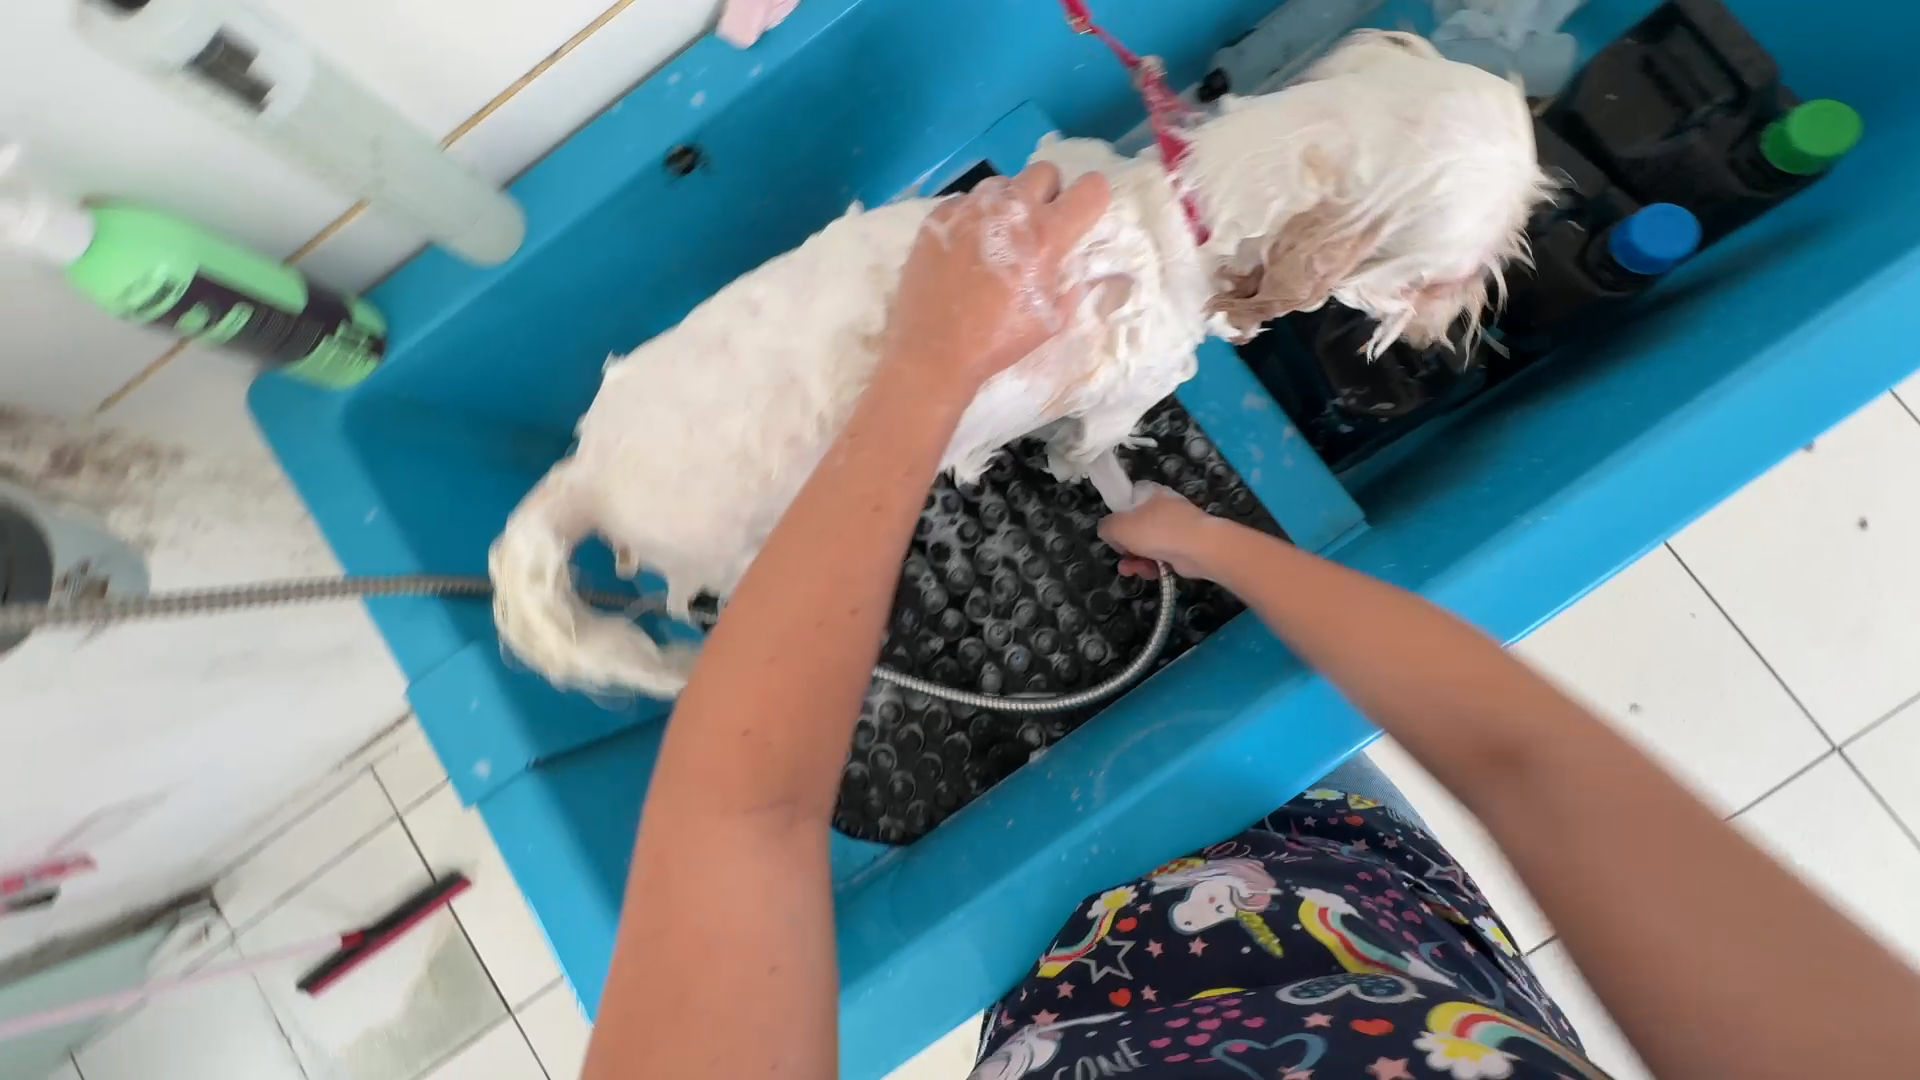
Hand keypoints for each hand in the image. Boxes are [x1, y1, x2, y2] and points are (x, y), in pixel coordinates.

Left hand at [882, 163, 1110, 394]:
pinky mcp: (938, 216)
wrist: (933, 351)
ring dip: (1008, 206)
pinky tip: (964, 251)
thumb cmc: (996, 342)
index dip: (1090, 202)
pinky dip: (972, 219)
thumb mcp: (1049, 324)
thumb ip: (1069, 290)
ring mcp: (970, 208)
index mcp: (1046, 235)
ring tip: (996, 241)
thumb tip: (1072, 276)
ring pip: (1003, 185)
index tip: (1079, 219)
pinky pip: (965, 202)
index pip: (1091, 189)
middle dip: (1048, 196)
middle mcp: (1010, 210)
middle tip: (1035, 230)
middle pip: (1044, 173)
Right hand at [1098, 482, 1232, 579]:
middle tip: (1121, 553)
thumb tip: (1108, 532)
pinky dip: (1152, 565)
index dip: (1116, 514)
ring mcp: (1175, 527)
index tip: (1113, 530)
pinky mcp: (1184, 546)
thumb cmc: (1157, 531)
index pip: (1127, 497)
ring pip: (1147, 543)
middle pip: (1135, 525)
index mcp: (1149, 493)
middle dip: (1125, 544)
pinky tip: (1148, 573)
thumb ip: (1106, 527)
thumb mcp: (1119, 527)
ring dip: (1135, 559)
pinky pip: (1161, 555)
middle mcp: (1163, 507)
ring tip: (1130, 571)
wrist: (1200, 548)